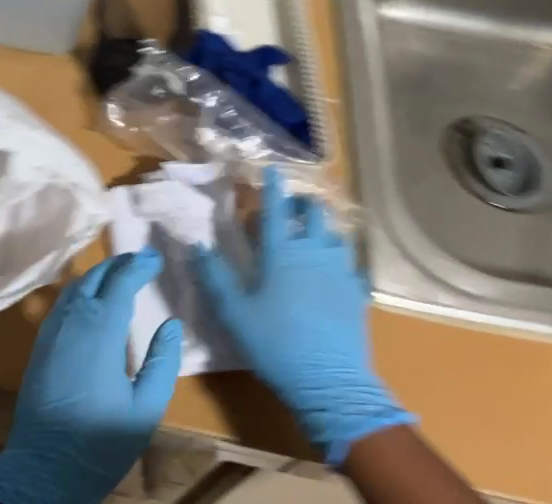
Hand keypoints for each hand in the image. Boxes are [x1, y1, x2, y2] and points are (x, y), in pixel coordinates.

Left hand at [0, 249, 183, 503]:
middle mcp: (73, 319)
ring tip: (122, 275)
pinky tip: (94, 301)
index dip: (139, 265)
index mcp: (101, 329)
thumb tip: (172, 324)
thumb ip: (162, 362)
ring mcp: (52, 329)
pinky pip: (63, 302)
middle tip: (142, 260)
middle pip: (96, 276)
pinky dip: (82, 290)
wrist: (44, 466)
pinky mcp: (40, 343)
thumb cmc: (100, 440)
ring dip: (99, 274)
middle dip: (120, 263)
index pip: (121, 281)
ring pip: (76, 286)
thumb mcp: (145, 408)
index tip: (157, 258)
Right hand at [191, 167, 412, 462]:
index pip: (275, 208)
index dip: (273, 186)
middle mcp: (313, 253)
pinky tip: (335, 271)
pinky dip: (340, 259)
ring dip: (324, 228)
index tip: (272, 168)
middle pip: (315, 213)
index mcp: (281, 252)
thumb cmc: (275, 343)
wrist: (331, 382)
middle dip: (304, 202)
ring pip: (337, 235)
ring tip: (314, 234)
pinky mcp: (357, 294)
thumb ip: (214, 276)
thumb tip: (194, 244)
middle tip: (293, 206)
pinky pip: (351, 265)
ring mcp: (340, 272)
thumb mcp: (234, 312)